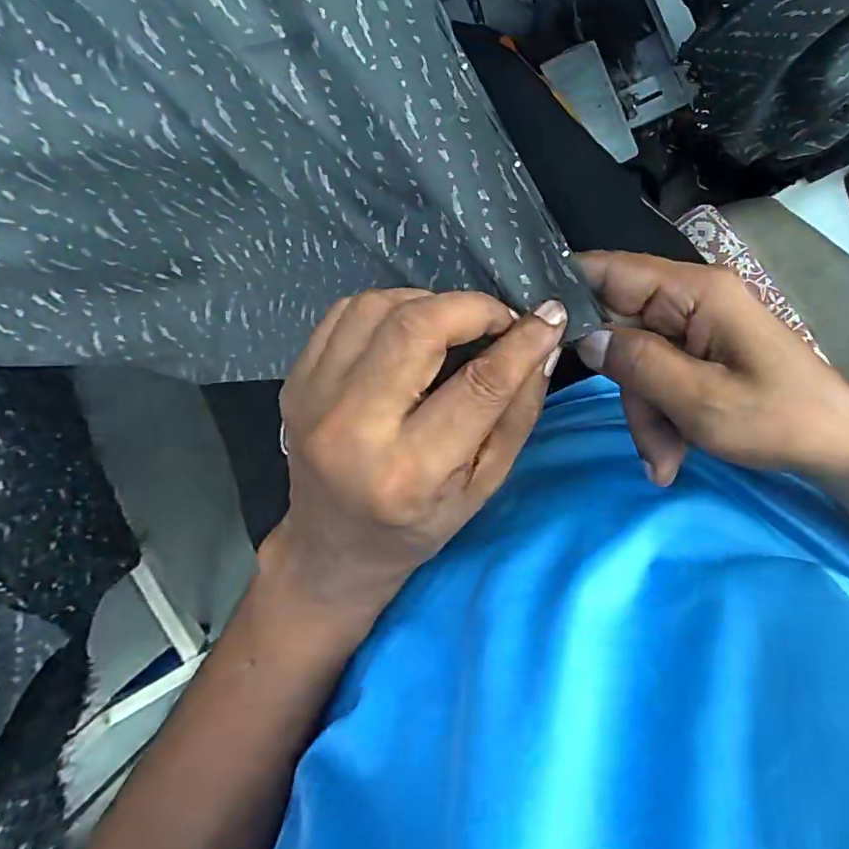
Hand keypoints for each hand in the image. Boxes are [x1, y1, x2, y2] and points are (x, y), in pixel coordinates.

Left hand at [266, 288, 566, 612]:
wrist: (333, 544)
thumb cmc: (425, 519)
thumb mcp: (490, 479)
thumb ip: (520, 410)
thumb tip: (545, 343)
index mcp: (411, 470)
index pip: (479, 384)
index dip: (523, 341)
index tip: (552, 318)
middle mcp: (353, 429)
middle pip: (417, 328)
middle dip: (475, 308)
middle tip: (503, 319)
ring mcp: (314, 399)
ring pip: (380, 307)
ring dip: (435, 303)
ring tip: (460, 326)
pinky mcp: (297, 380)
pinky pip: (348, 311)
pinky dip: (395, 305)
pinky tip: (417, 328)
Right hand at [574, 251, 848, 484]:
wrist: (838, 445)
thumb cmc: (779, 418)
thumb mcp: (701, 400)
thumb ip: (639, 364)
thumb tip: (588, 336)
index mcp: (698, 292)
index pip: (615, 269)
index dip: (572, 291)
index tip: (535, 326)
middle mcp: (699, 300)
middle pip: (628, 330)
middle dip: (632, 392)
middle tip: (652, 448)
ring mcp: (706, 329)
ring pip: (645, 362)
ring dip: (650, 415)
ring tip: (669, 462)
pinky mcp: (712, 355)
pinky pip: (669, 377)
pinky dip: (668, 416)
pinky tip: (679, 455)